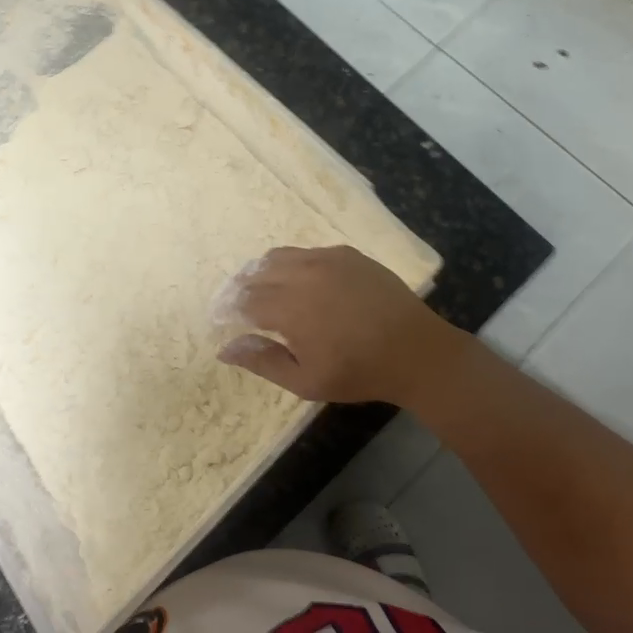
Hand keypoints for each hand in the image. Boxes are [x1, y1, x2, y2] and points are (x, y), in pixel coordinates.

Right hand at [216, 245, 465, 406]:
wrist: (414, 349)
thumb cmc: (358, 372)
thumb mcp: (306, 380)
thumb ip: (263, 361)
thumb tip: (224, 348)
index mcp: (290, 308)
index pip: (245, 302)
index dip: (227, 310)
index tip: (219, 319)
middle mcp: (303, 275)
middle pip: (257, 274)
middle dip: (240, 289)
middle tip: (234, 304)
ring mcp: (326, 259)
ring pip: (280, 256)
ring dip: (262, 271)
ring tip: (259, 288)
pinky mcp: (346, 253)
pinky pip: (307, 252)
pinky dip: (292, 263)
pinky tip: (296, 279)